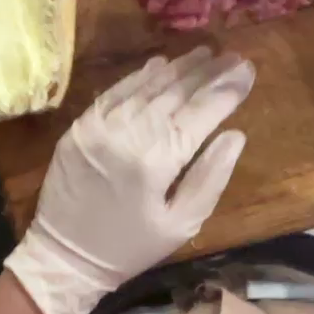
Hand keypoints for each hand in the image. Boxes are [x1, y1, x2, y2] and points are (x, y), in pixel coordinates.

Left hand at [5, 47, 256, 313]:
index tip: (248, 69)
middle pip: (175, 93)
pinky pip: (114, 93)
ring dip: (177, 69)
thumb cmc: (130, 248)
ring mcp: (99, 126)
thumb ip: (210, 177)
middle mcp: (127, 133)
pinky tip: (160, 65)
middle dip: (207, 73)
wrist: (65, 257)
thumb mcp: (181, 225)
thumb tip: (235, 135)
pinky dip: (139, 77)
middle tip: (231, 57)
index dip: (226, 90)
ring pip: (145, 87)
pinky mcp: (79, 128)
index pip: (200, 113)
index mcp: (156, 160)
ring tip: (204, 55)